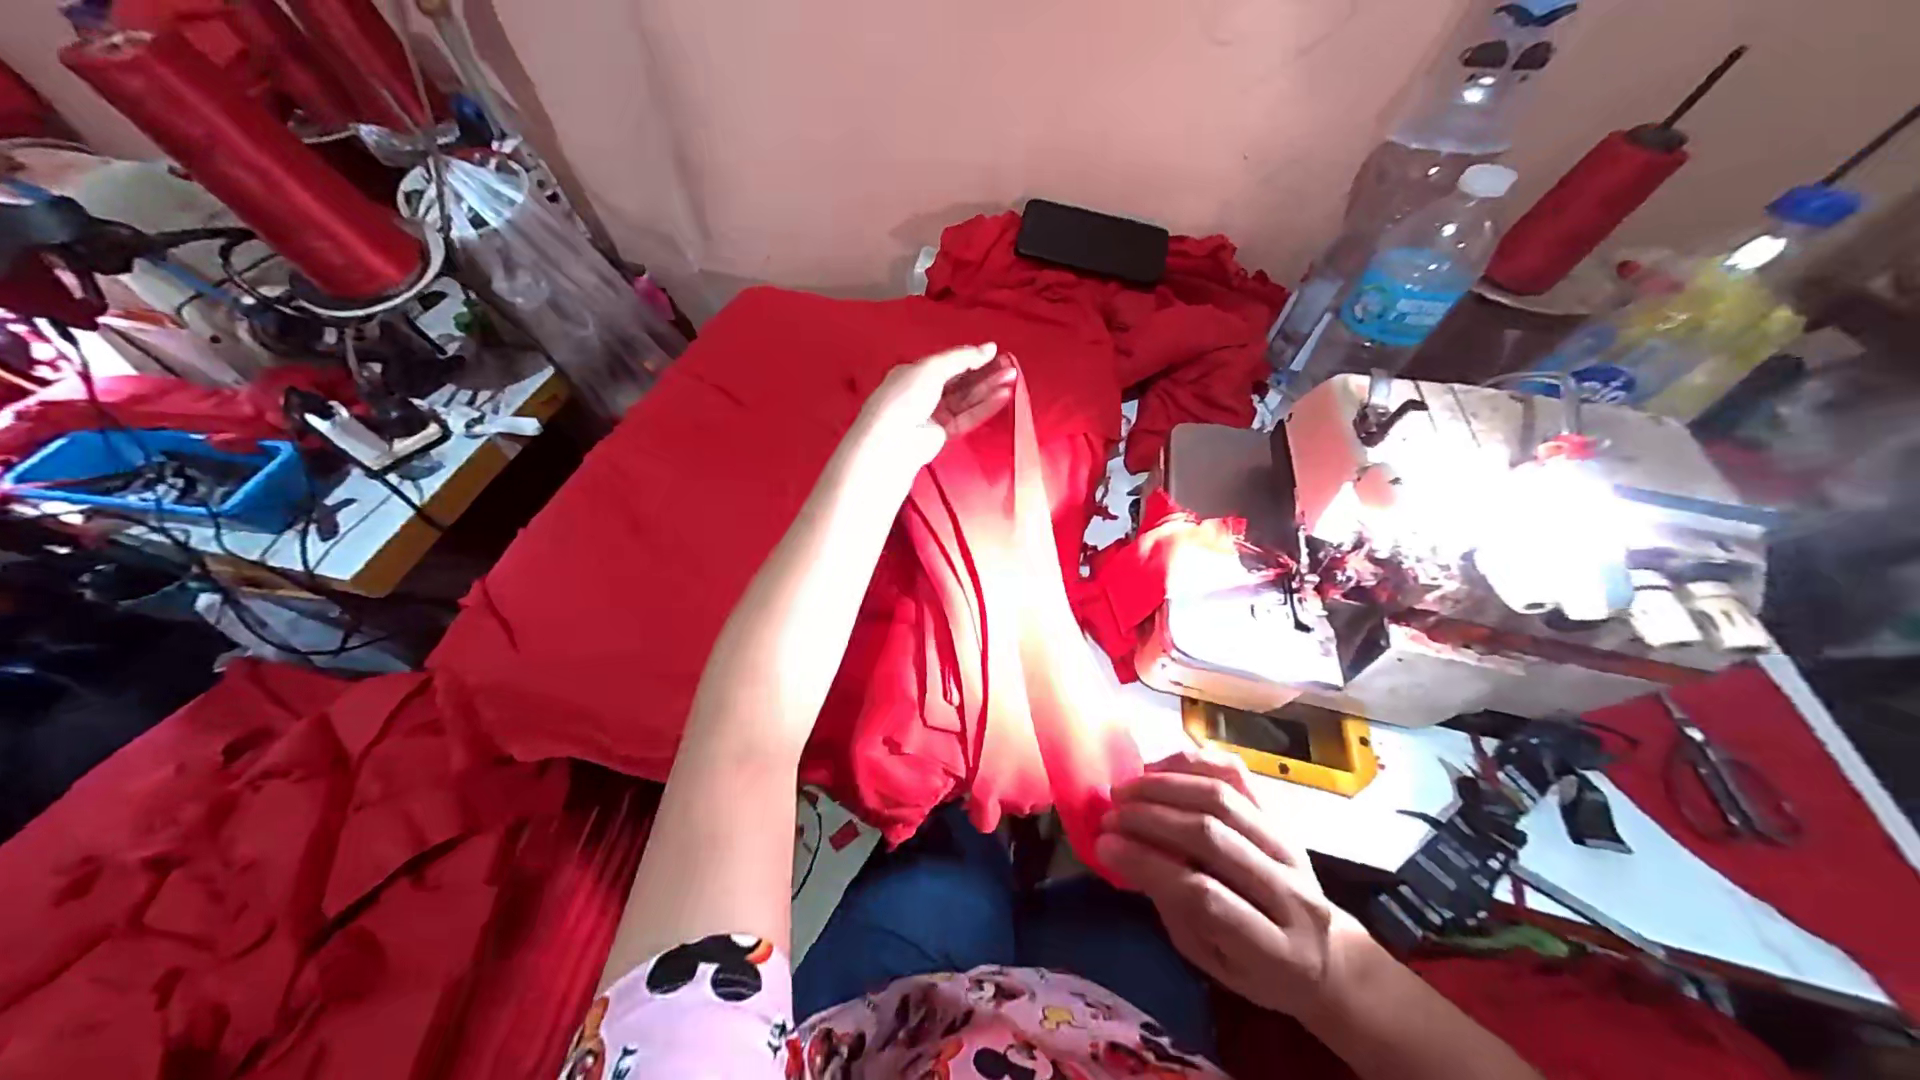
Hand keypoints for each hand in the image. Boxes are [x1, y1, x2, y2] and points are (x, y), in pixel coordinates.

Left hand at [853, 343, 1017, 466]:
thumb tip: (989, 348)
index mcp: (915, 373)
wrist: (893, 440)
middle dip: (985, 372)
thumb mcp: (932, 367)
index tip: (994, 352)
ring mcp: (934, 414)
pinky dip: (984, 406)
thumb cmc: (905, 396)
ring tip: (1012, 377)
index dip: (971, 357)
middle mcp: (924, 392)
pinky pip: (967, 417)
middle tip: (1009, 364)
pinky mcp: (943, 433)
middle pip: (960, 380)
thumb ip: (962, 357)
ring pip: (966, 399)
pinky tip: (1003, 395)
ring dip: (989, 388)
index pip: (948, 362)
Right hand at [1095, 748, 1371, 1018]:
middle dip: (1149, 819)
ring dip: (1163, 787)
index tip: (1105, 844)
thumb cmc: (1254, 967)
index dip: (1147, 864)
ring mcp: (1290, 846)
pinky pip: (1237, 774)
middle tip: (1110, 815)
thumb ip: (1172, 907)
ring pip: (1222, 798)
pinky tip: (1158, 769)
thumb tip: (1124, 852)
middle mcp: (1290, 892)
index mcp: (1272, 949)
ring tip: (1126, 790)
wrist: (1323, 955)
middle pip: (1212, 836)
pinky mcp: (1282, 815)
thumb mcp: (1208, 959)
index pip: (1204, 895)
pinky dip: (1192, 763)